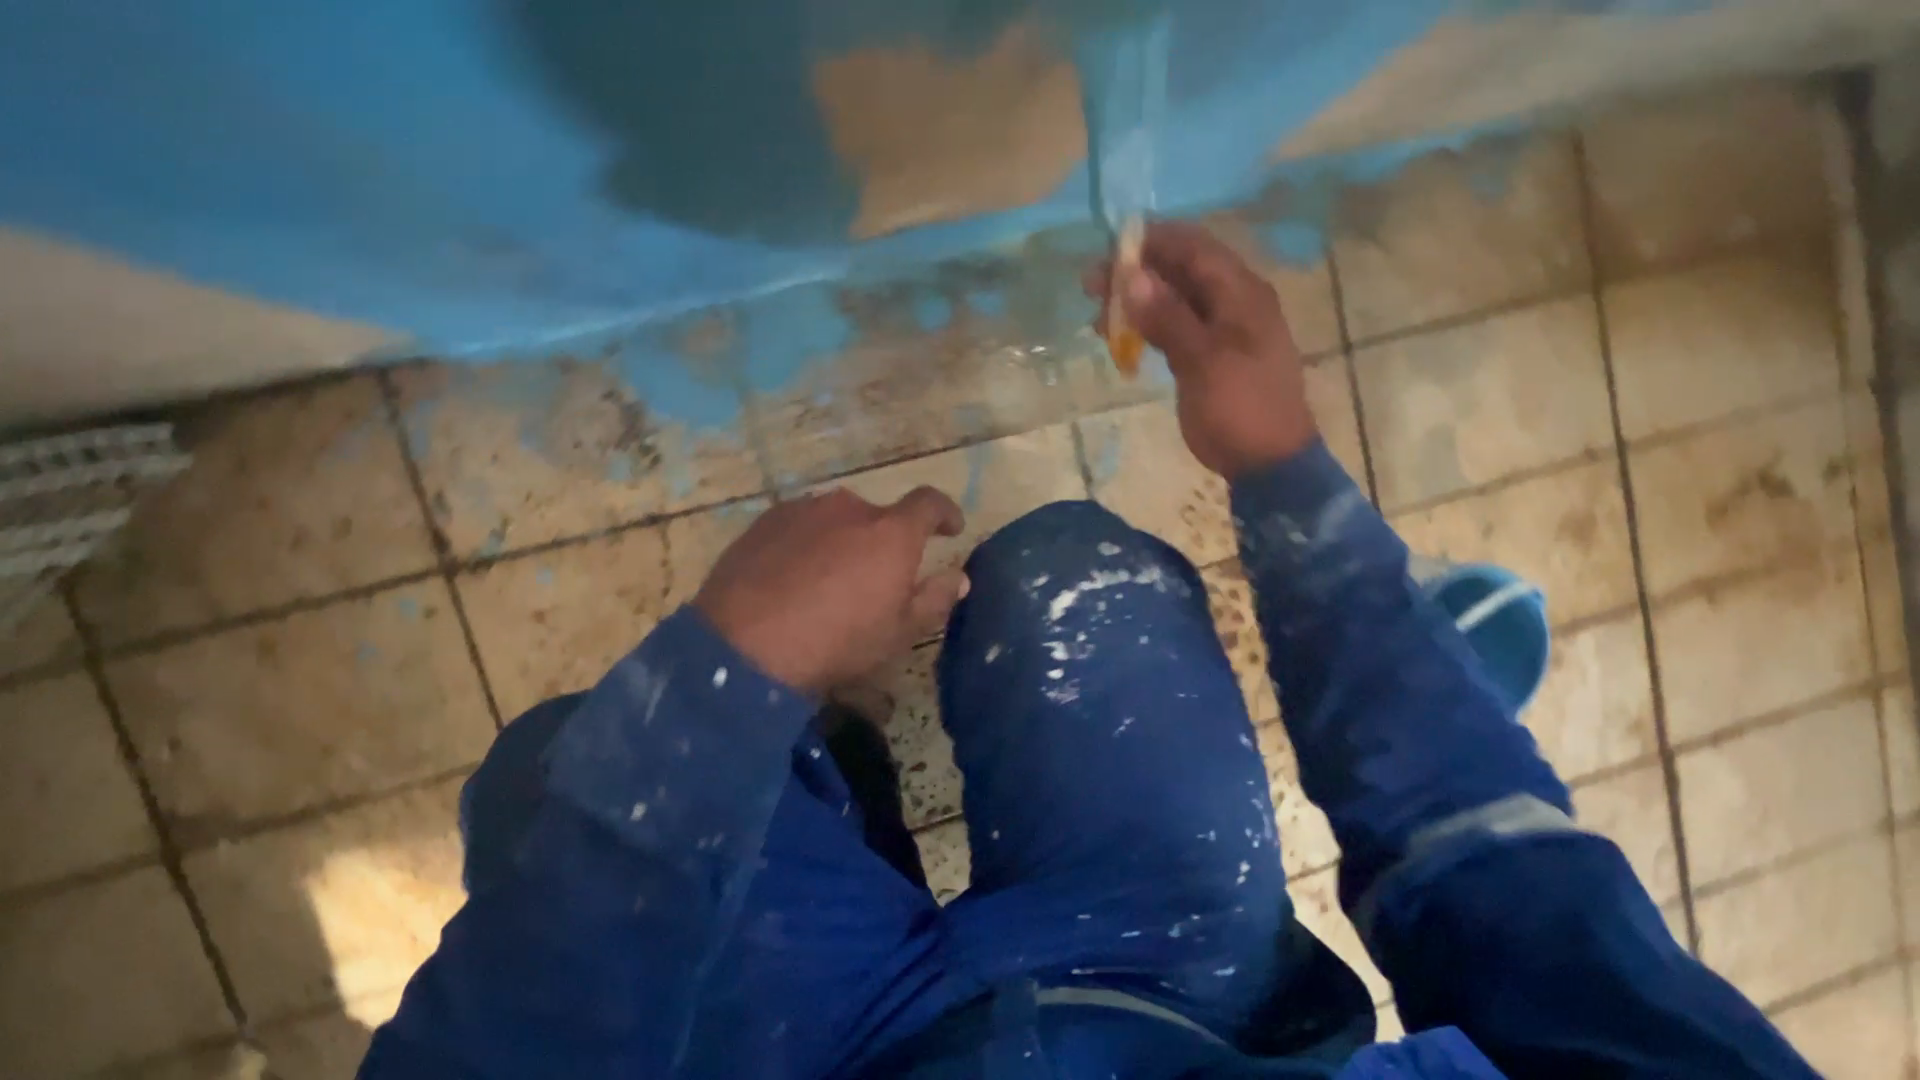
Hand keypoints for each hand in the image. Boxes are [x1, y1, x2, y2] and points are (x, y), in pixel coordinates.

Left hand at [693, 487, 968, 693]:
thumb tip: (958, 576)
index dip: (944, 513)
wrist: (744, 645)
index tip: (950, 528)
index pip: (929, 503)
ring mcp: (802, 510)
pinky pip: (799, 527)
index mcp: (891, 532)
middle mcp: (849, 508)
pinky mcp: (764, 521)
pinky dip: (806, 545)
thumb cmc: (836, 642)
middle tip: (875, 579)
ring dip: (842, 541)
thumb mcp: (897, 633)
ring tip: (829, 582)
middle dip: (883, 541)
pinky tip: (793, 579)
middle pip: (878, 517)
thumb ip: (934, 599)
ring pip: (835, 520)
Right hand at [1087, 222, 1317, 478]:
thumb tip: (1130, 276)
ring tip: (1096, 316)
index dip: (1153, 241)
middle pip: (1181, 271)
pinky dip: (1147, 328)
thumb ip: (1167, 317)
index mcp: (1241, 294)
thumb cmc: (1240, 408)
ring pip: (1173, 300)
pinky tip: (1119, 336)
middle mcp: (1232, 302)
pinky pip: (1173, 328)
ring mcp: (1220, 330)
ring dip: (1136, 302)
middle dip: (1136, 273)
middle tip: (1090, 285)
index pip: (1195, 248)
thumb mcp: (1203, 361)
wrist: (1267, 462)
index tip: (1109, 247)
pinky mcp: (1206, 356)